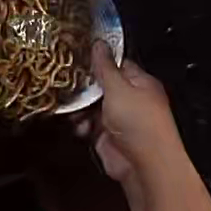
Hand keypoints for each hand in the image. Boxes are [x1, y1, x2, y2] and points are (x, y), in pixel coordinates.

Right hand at [81, 41, 185, 184]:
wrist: (144, 166)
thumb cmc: (139, 123)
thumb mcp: (119, 88)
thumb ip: (105, 67)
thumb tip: (99, 44)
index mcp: (140, 83)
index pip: (116, 64)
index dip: (97, 60)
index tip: (76, 56)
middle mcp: (130, 99)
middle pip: (101, 85)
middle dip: (84, 86)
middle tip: (66, 81)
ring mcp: (119, 119)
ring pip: (92, 106)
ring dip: (80, 107)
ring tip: (72, 108)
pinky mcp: (107, 137)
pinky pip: (89, 125)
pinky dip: (81, 125)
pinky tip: (79, 126)